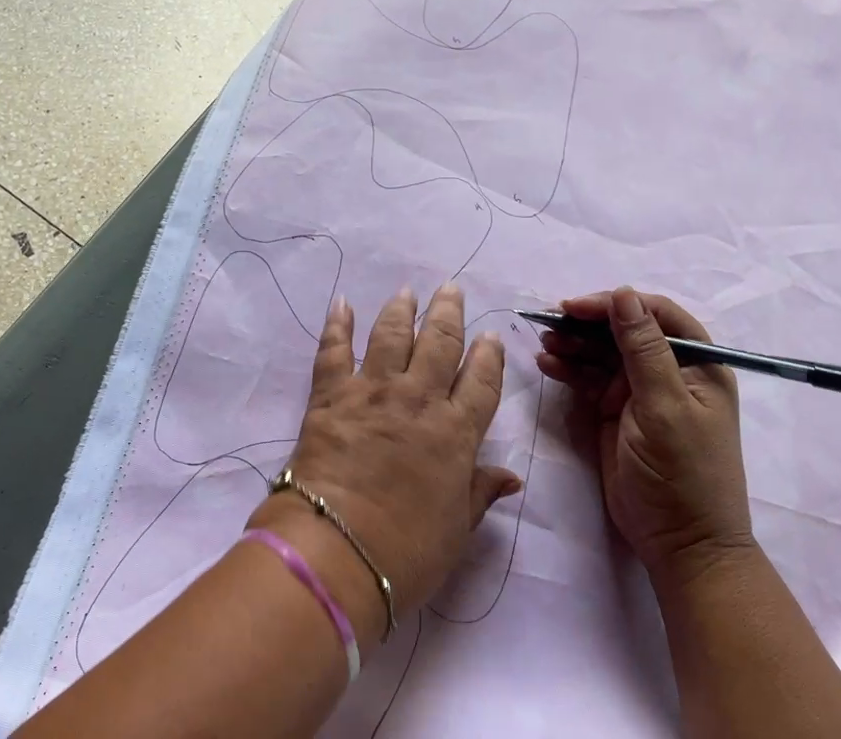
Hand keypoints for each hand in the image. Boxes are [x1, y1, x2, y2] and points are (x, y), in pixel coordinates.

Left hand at [255, 284, 521, 624]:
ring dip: (401, 310)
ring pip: (391, 336)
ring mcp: (372, 392)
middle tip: (451, 289)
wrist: (337, 548)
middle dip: (448, 314)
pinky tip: (342, 303)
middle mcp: (418, 401)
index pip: (480, 383)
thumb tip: (511, 476)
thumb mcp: (457, 529)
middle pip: (439, 344)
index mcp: (456, 434)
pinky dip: (338, 324)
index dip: (488, 357)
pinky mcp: (330, 395)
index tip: (491, 335)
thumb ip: (480, 492)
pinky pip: (334, 350)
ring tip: (407, 291)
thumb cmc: (406, 552)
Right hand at [535, 286, 753, 583]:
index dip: (616, 304)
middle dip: (587, 325)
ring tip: (544, 346)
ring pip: (602, 354)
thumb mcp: (664, 406)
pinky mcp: (616, 413)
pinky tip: (547, 365)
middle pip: (624, 332)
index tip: (575, 307)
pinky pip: (589, 380)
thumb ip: (643, 349)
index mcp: (698, 365)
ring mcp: (641, 393)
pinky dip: (568, 370)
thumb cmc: (683, 472)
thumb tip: (624, 293)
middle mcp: (670, 372)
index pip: (656, 315)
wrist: (680, 542)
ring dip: (573, 346)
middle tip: (549, 325)